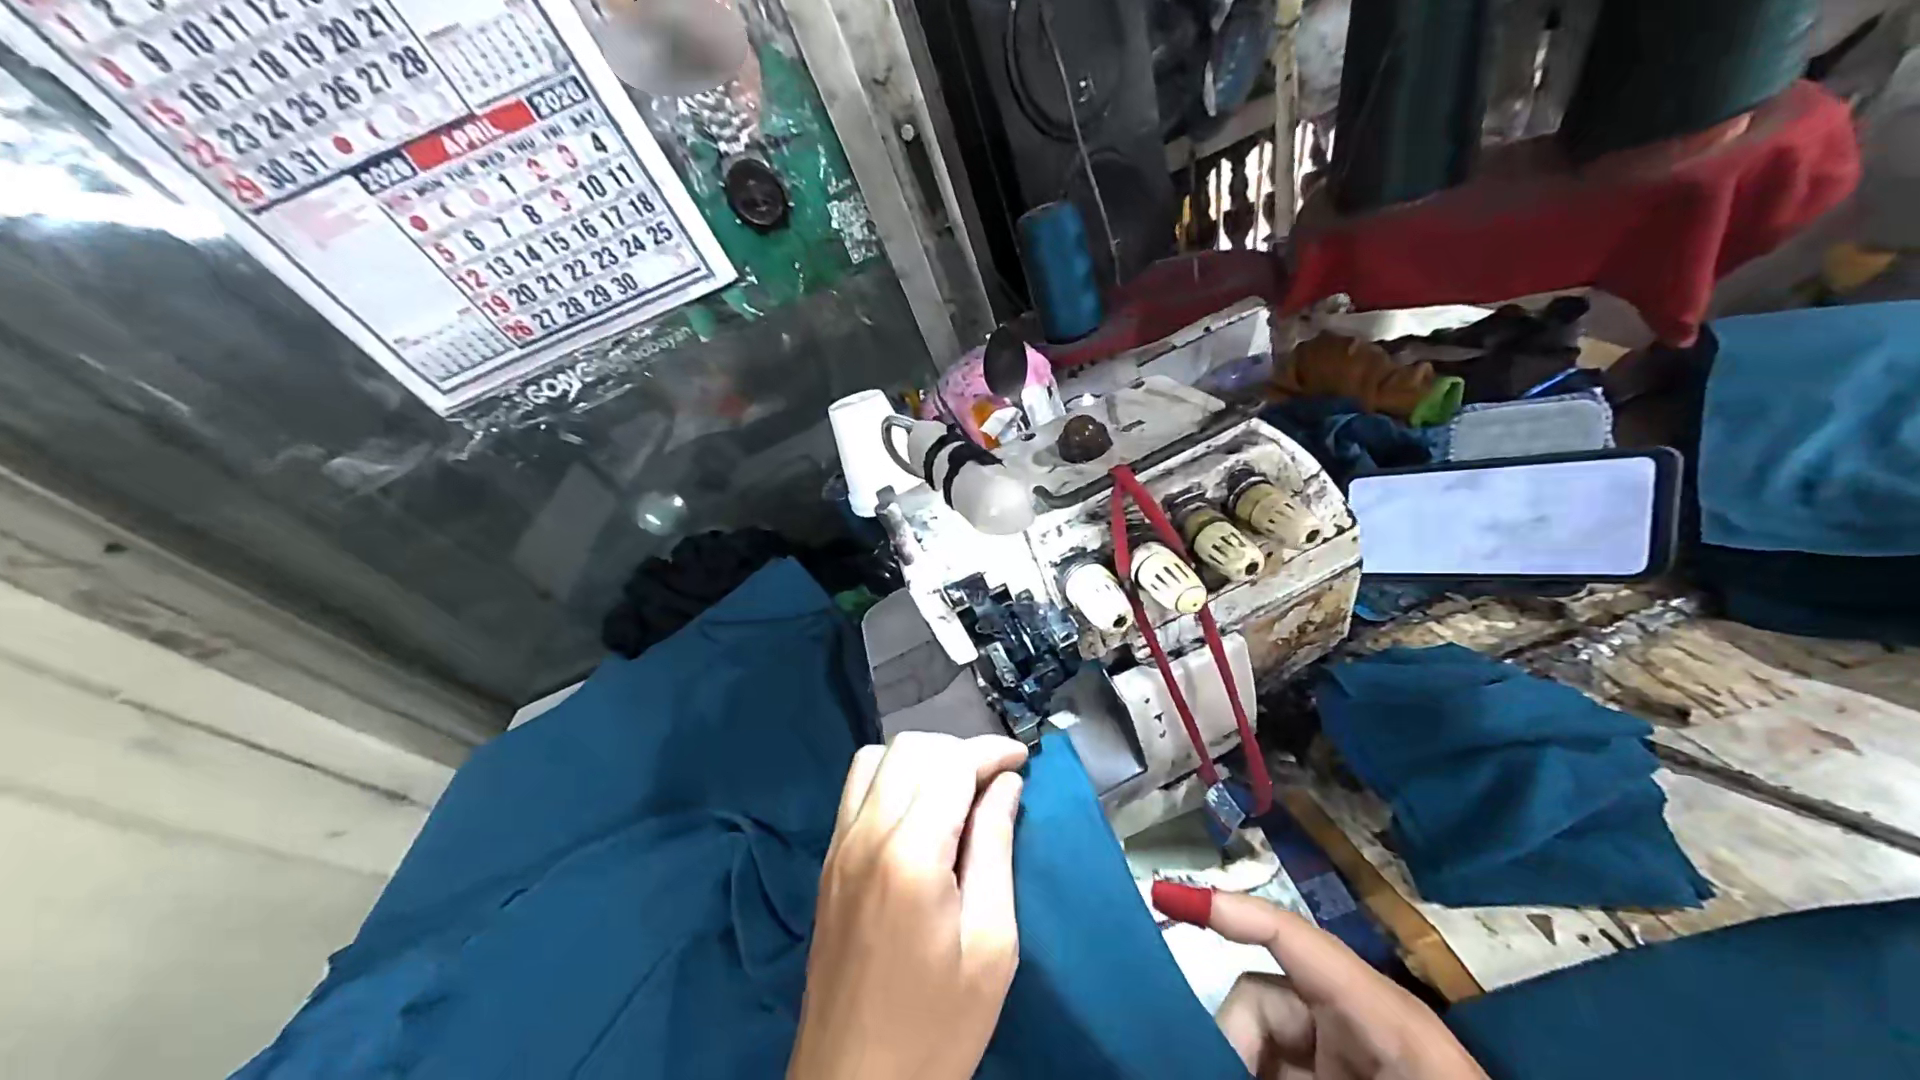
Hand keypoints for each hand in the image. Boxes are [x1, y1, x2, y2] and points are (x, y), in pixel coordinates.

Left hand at [787, 733, 1028, 1079]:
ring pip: (876, 757)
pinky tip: (918, 810)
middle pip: (911, 748)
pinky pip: (855, 787)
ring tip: (957, 792)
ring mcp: (838, 845)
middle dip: (959, 751)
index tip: (1023, 760)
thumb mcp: (991, 944)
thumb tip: (1005, 786)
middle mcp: (865, 834)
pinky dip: (891, 776)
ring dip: (922, 759)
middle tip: (995, 782)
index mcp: (910, 854)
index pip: (951, 764)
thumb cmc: (936, 1026)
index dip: (991, 752)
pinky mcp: (827, 862)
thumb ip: (995, 849)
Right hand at [1162, 886, 1487, 1079]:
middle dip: (1233, 1042)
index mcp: (1379, 1012)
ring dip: (1242, 1060)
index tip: (1163, 897)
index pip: (1289, 935)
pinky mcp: (1333, 1074)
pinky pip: (1275, 1061)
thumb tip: (1212, 1048)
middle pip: (1260, 998)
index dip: (1226, 909)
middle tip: (1215, 1071)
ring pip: (1260, 1034)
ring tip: (1236, 1075)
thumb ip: (1277, 1063)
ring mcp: (1346, 1051)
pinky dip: (1255, 1068)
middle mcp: (1356, 1018)